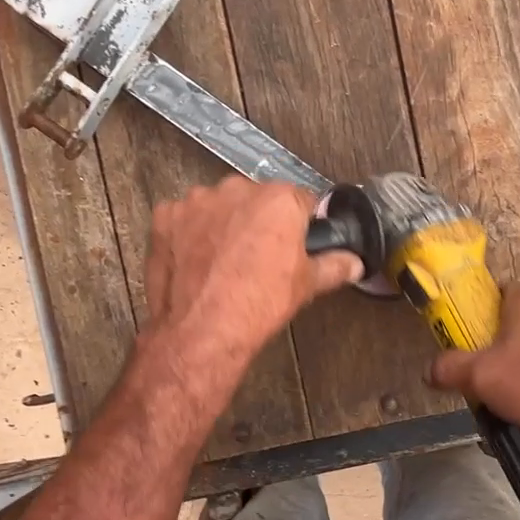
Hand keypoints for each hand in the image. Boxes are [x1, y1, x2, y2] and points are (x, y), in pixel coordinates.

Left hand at [143, 178, 362, 364]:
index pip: (300, 199)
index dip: (300, 223)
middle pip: (257, 199)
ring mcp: (198, 201)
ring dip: (223, 226)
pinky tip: (198, 263)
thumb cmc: (255, 305)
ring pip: (219, 207)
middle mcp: (238, 190)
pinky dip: (189, 235)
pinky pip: (184, 219)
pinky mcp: (166, 216)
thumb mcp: (306, 286)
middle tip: (260, 258)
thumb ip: (334, 266)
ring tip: (225, 264)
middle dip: (259, 222)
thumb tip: (352, 263)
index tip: (296, 240)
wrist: (202, 328)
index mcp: (279, 200)